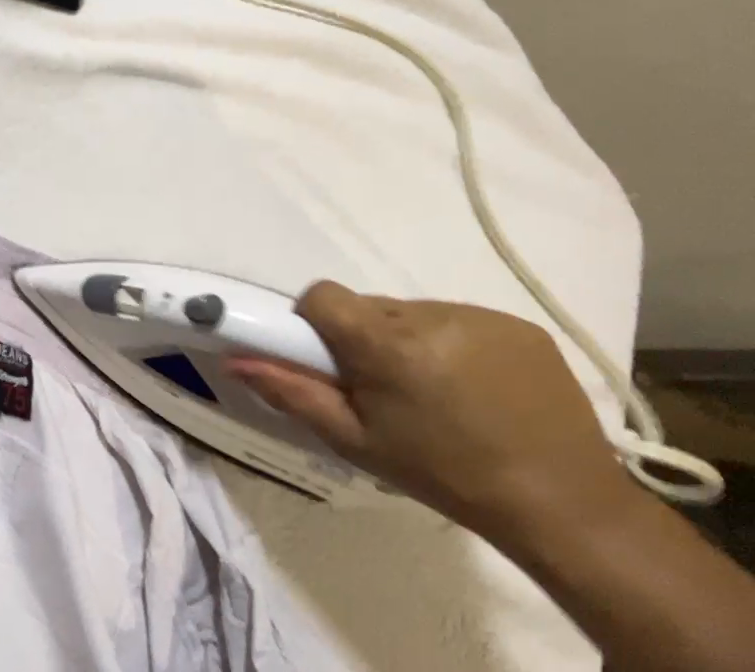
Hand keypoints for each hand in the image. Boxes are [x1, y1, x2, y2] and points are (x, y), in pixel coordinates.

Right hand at [226, 282, 630, 534]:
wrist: (563, 503)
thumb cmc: (443, 474)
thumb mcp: (354, 440)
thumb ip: (291, 392)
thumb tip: (235, 359)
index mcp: (385, 343)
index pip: (321, 295)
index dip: (313, 323)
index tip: (328, 362)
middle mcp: (431, 316)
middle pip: (367, 306)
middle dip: (362, 337)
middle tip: (381, 388)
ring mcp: (481, 316)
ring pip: (411, 312)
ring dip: (406, 341)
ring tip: (433, 392)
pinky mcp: (519, 325)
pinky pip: (458, 319)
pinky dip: (450, 344)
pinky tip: (472, 388)